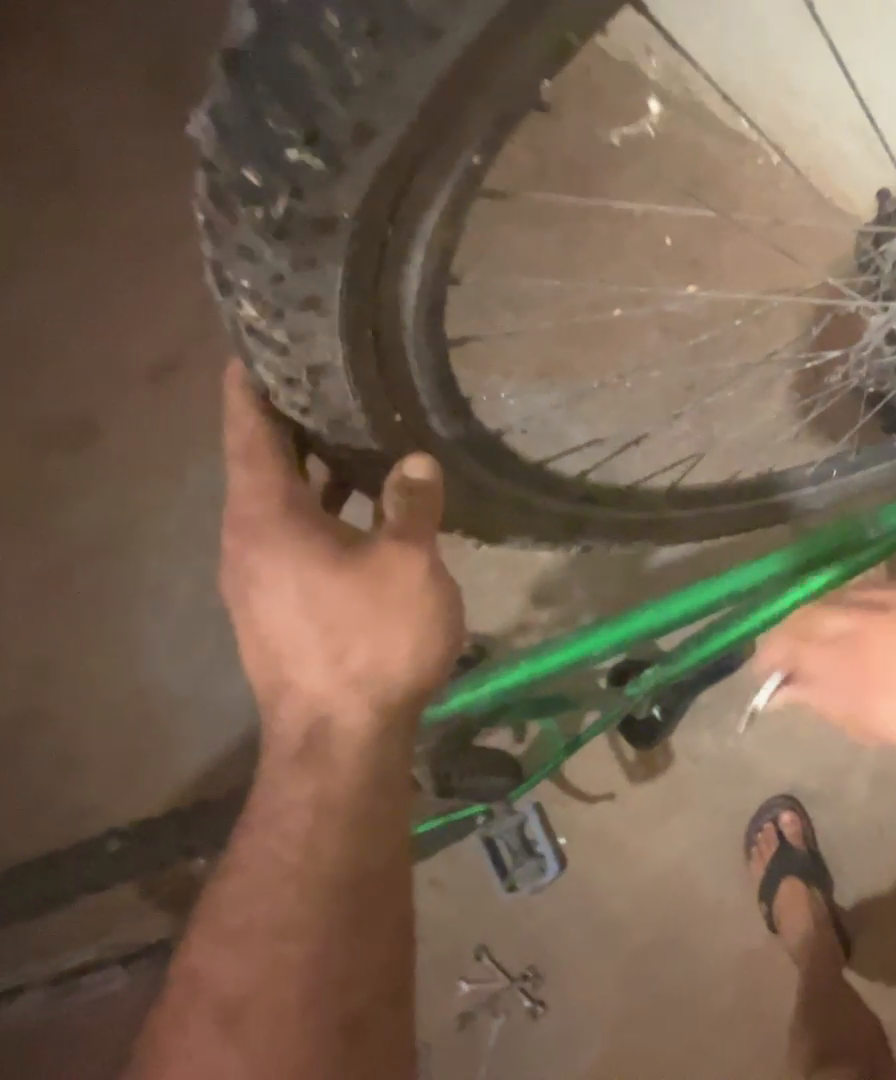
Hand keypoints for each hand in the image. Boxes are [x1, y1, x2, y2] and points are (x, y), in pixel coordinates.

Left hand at [218, 362, 463, 737]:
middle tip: (330, 384)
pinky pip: (298, 535)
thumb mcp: (407, 564)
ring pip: (284, 504)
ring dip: (315, 471)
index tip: (257, 349)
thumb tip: (415, 460)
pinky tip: (368, 512)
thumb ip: (411, 506)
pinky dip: (325, 509)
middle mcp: (250, 539)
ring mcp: (261, 575)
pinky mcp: (282, 603)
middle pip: (263, 465)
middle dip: (292, 425)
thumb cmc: (373, 637)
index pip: (250, 434)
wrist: (342, 731)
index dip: (251, 389)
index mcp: (267, 517)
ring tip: (357, 438)